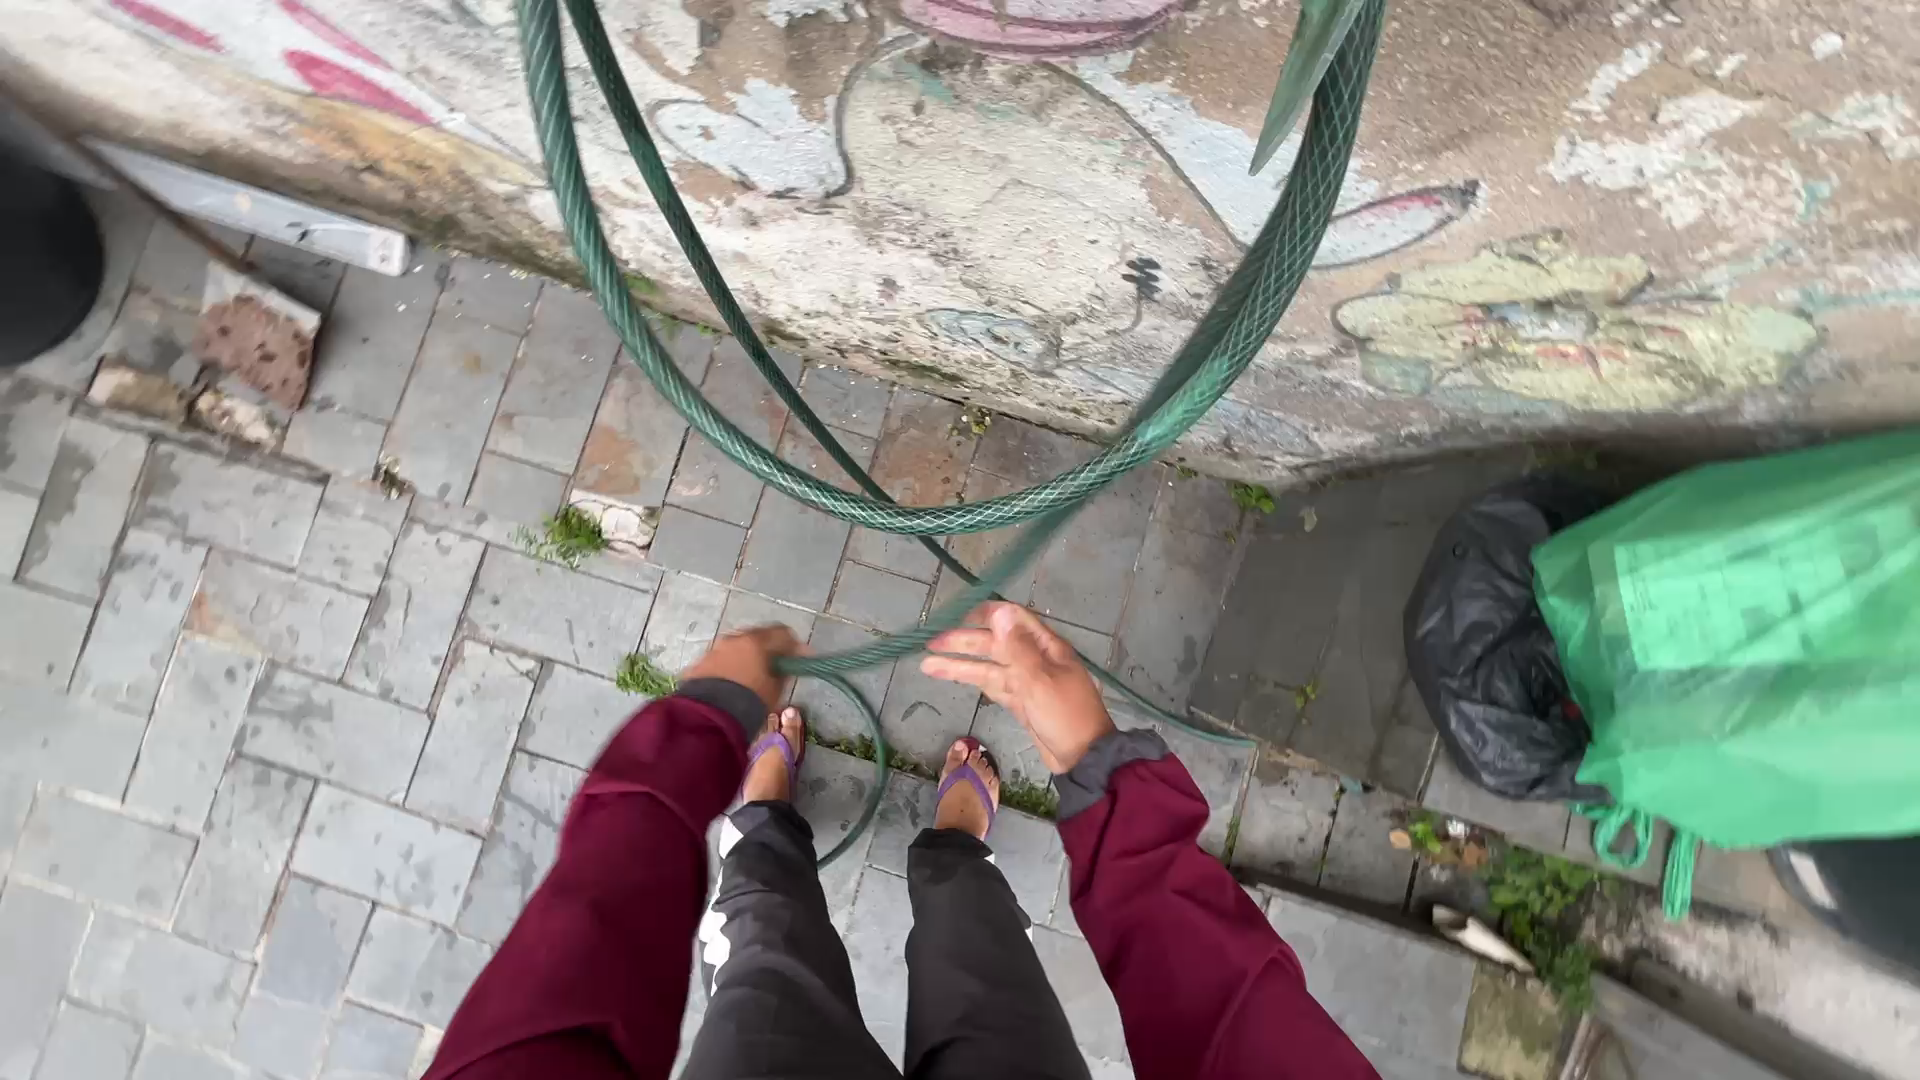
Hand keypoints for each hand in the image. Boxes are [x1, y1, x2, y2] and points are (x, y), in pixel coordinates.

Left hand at [683, 624, 801, 710]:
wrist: (709, 719)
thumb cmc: (750, 703)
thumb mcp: (775, 690)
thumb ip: (783, 673)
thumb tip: (785, 667)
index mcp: (756, 641)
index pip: (783, 633)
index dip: (794, 645)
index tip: (800, 657)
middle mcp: (734, 639)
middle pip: (757, 637)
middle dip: (768, 649)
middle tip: (775, 665)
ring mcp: (714, 650)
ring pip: (736, 648)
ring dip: (746, 657)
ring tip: (750, 676)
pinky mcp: (699, 664)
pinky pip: (720, 660)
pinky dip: (729, 667)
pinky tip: (731, 683)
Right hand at [920, 602, 1115, 773]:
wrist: (1084, 758)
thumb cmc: (1066, 715)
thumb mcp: (1040, 680)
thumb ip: (1017, 647)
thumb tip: (1000, 612)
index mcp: (1045, 646)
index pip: (1012, 619)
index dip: (985, 615)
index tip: (958, 617)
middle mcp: (1034, 658)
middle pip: (994, 643)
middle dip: (964, 642)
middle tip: (932, 644)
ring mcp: (1027, 681)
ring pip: (989, 667)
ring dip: (960, 665)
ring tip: (928, 664)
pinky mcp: (1021, 701)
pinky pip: (993, 686)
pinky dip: (973, 681)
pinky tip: (953, 676)